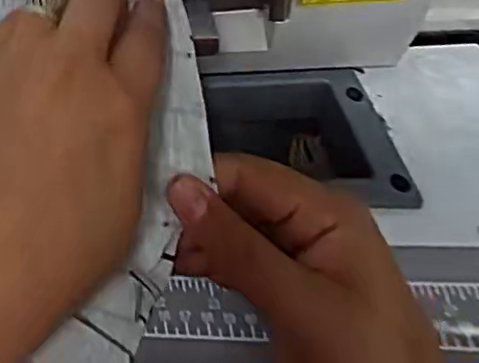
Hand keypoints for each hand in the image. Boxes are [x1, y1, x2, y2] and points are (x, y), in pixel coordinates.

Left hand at [0, 0, 167, 362]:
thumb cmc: (52, 251)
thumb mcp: (113, 197)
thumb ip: (118, 131)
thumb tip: (114, 94)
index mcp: (111, 107)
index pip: (142, 37)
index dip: (149, 13)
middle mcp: (65, 69)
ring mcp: (17, 60)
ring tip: (68, 3)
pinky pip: (10, 22)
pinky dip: (26, 20)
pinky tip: (25, 34)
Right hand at [168, 153, 439, 362]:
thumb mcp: (303, 306)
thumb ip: (240, 246)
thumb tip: (181, 189)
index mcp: (327, 210)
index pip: (246, 172)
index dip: (199, 178)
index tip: (152, 192)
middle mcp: (311, 220)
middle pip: (236, 196)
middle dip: (194, 211)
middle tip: (151, 227)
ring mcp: (298, 252)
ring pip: (232, 225)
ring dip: (196, 237)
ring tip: (160, 249)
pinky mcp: (287, 281)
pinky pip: (238, 254)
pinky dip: (208, 258)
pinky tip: (183, 264)